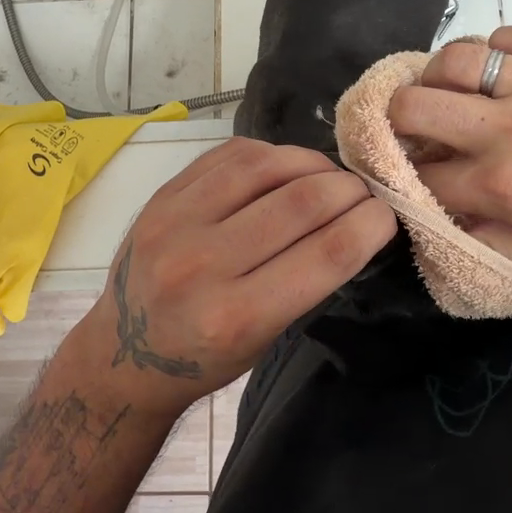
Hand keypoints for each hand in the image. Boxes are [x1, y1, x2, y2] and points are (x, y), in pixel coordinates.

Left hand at [58, 138, 395, 418]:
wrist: (124, 353)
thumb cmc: (205, 358)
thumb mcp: (266, 338)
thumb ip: (308, 279)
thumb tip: (358, 217)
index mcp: (235, 317)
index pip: (324, 255)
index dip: (369, 225)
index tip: (387, 214)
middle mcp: (202, 265)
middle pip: (300, 204)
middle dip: (348, 190)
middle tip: (364, 191)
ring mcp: (175, 223)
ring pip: (265, 167)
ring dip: (312, 163)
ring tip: (330, 174)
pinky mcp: (163, 195)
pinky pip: (231, 155)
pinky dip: (272, 154)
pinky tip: (287, 166)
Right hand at [387, 26, 511, 272]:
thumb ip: (487, 243)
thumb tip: (438, 222)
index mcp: (505, 186)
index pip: (421, 173)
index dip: (404, 173)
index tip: (408, 167)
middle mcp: (511, 128)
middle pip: (413, 105)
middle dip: (399, 118)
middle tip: (415, 124)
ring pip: (452, 58)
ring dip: (440, 76)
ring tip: (452, 88)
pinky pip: (503, 37)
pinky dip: (493, 54)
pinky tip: (503, 73)